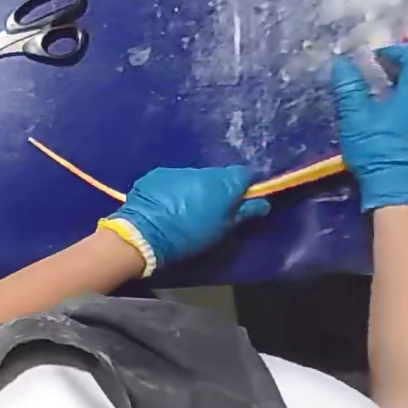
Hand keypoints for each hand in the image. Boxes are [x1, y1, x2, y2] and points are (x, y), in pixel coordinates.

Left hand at [100, 166, 269, 275]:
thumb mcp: (223, 230)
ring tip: (183, 208)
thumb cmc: (189, 236)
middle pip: (216, 175)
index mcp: (222, 184)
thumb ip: (244, 213)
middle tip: (209, 209)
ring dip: (193, 188)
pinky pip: (171, 180)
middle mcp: (200, 172)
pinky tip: (164, 205)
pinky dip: (172, 189)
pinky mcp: (155, 174)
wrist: (145, 233)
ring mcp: (176, 171)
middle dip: (216, 189)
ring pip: (193, 177)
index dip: (244, 186)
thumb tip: (262, 203)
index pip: (244, 174)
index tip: (239, 200)